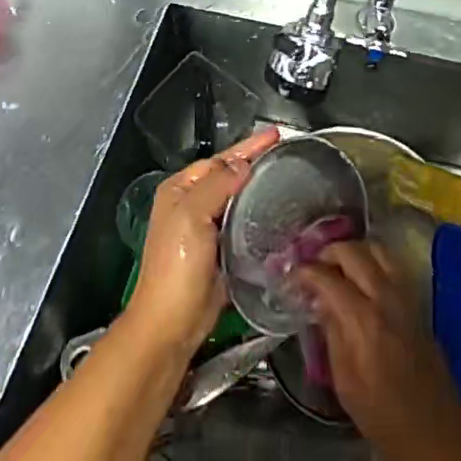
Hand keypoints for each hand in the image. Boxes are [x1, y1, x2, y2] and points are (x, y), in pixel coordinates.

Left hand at [122, 127, 281, 352]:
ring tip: (288, 176)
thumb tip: (244, 164)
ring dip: (258, 187)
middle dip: (255, 163)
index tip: (275, 135)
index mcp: (179, 191)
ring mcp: (205, 228)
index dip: (247, 147)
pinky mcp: (220, 251)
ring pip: (237, 198)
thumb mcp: (191, 216)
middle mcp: (190, 204)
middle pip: (228, 175)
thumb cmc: (177, 268)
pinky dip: (259, 213)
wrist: (172, 324)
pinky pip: (243, 222)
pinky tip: (279, 212)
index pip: (218, 160)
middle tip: (287, 153)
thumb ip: (217, 185)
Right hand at [293, 242, 460, 460]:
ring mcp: (406, 296)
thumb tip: (319, 302)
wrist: (434, 430)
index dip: (305, 271)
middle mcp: (387, 298)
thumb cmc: (383, 414)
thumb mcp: (345, 382)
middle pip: (354, 252)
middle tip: (313, 265)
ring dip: (354, 250)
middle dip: (328, 252)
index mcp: (364, 320)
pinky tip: (361, 275)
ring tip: (337, 265)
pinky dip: (373, 258)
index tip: (292, 275)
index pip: (328, 277)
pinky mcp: (418, 301)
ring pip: (378, 249)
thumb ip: (331, 334)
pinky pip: (393, 264)